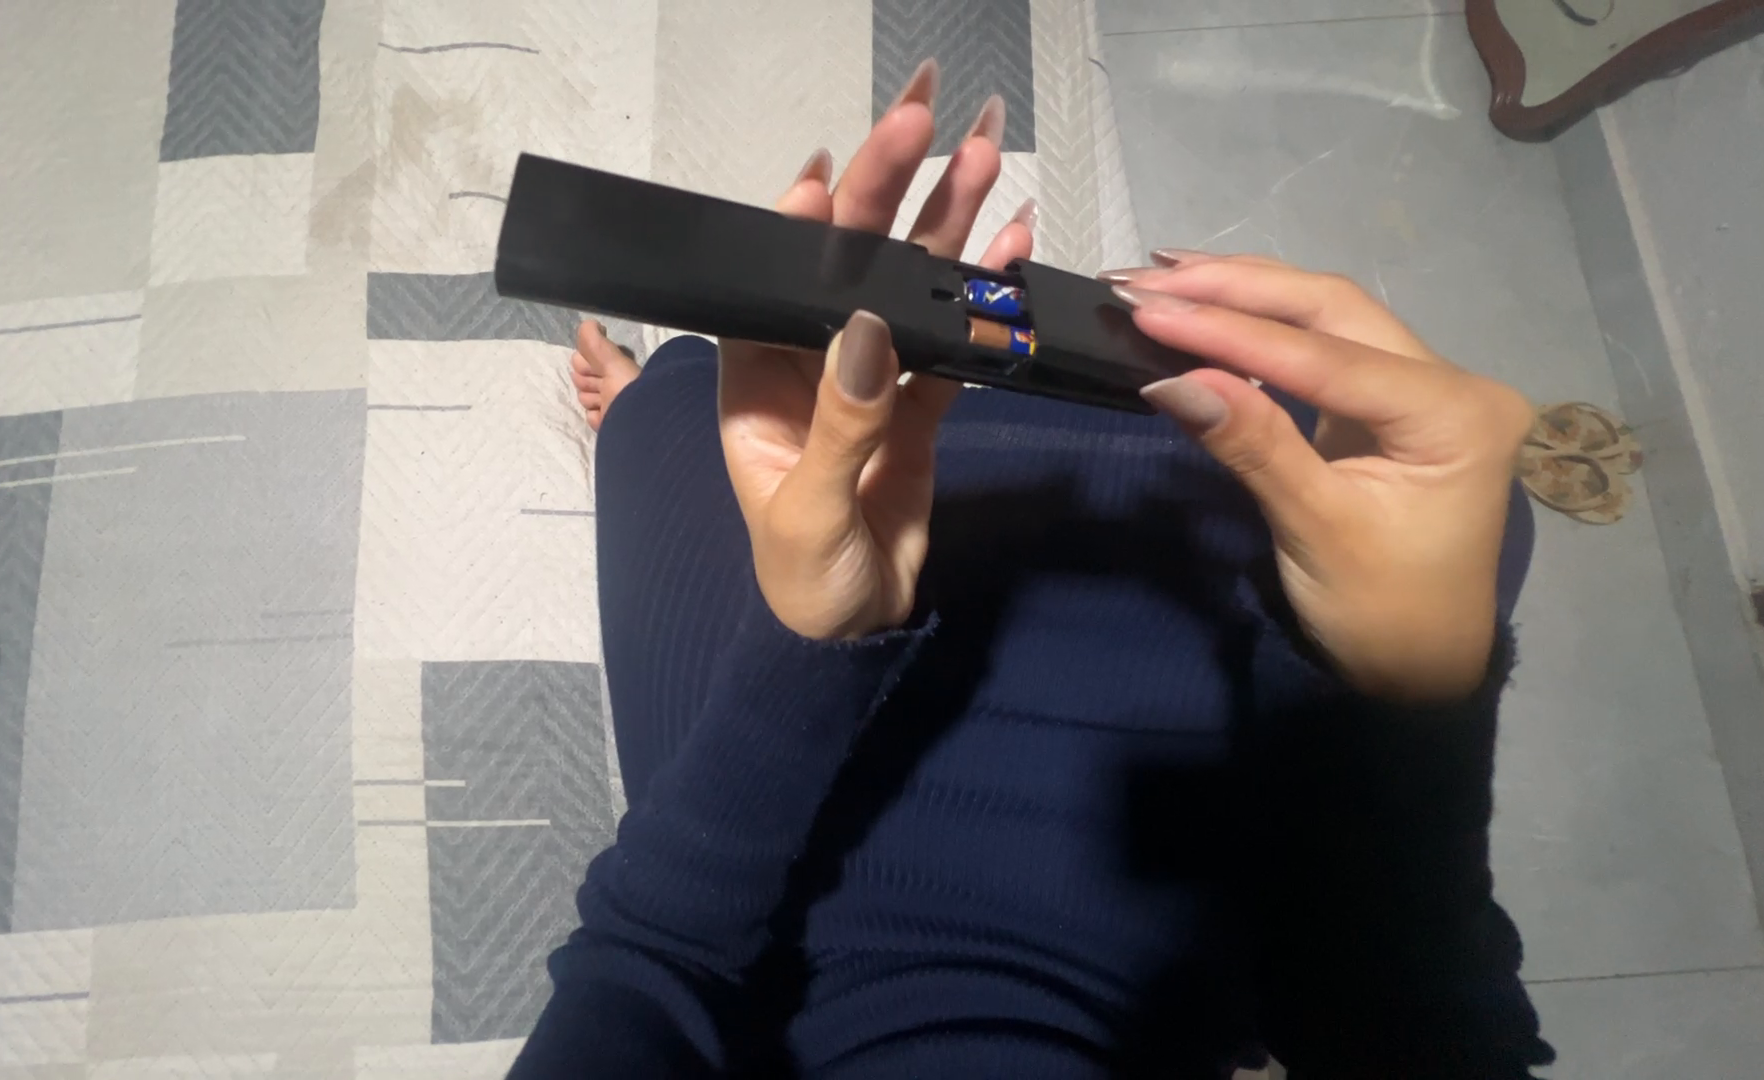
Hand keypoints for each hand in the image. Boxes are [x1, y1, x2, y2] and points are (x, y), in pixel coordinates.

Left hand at [722, 60, 1034, 639]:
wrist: (858, 629)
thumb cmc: (804, 581)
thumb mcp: (806, 510)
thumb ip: (838, 424)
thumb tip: (866, 330)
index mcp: (755, 388)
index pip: (766, 292)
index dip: (793, 234)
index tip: (826, 178)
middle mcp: (809, 370)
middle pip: (843, 273)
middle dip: (881, 199)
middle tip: (922, 122)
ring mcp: (870, 384)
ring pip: (904, 295)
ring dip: (942, 230)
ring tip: (983, 158)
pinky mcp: (917, 408)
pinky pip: (951, 346)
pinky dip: (981, 304)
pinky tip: (1009, 251)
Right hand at [1106, 252, 1531, 702]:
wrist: (1416, 662)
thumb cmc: (1377, 608)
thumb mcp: (1314, 528)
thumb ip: (1251, 444)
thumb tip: (1172, 380)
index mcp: (1452, 414)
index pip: (1322, 355)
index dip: (1230, 332)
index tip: (1149, 310)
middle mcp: (1444, 382)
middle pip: (1331, 309)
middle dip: (1235, 287)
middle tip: (1147, 276)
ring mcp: (1412, 390)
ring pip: (1323, 318)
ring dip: (1242, 293)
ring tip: (1165, 273)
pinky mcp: (1376, 407)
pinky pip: (1313, 350)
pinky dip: (1255, 327)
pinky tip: (1212, 307)